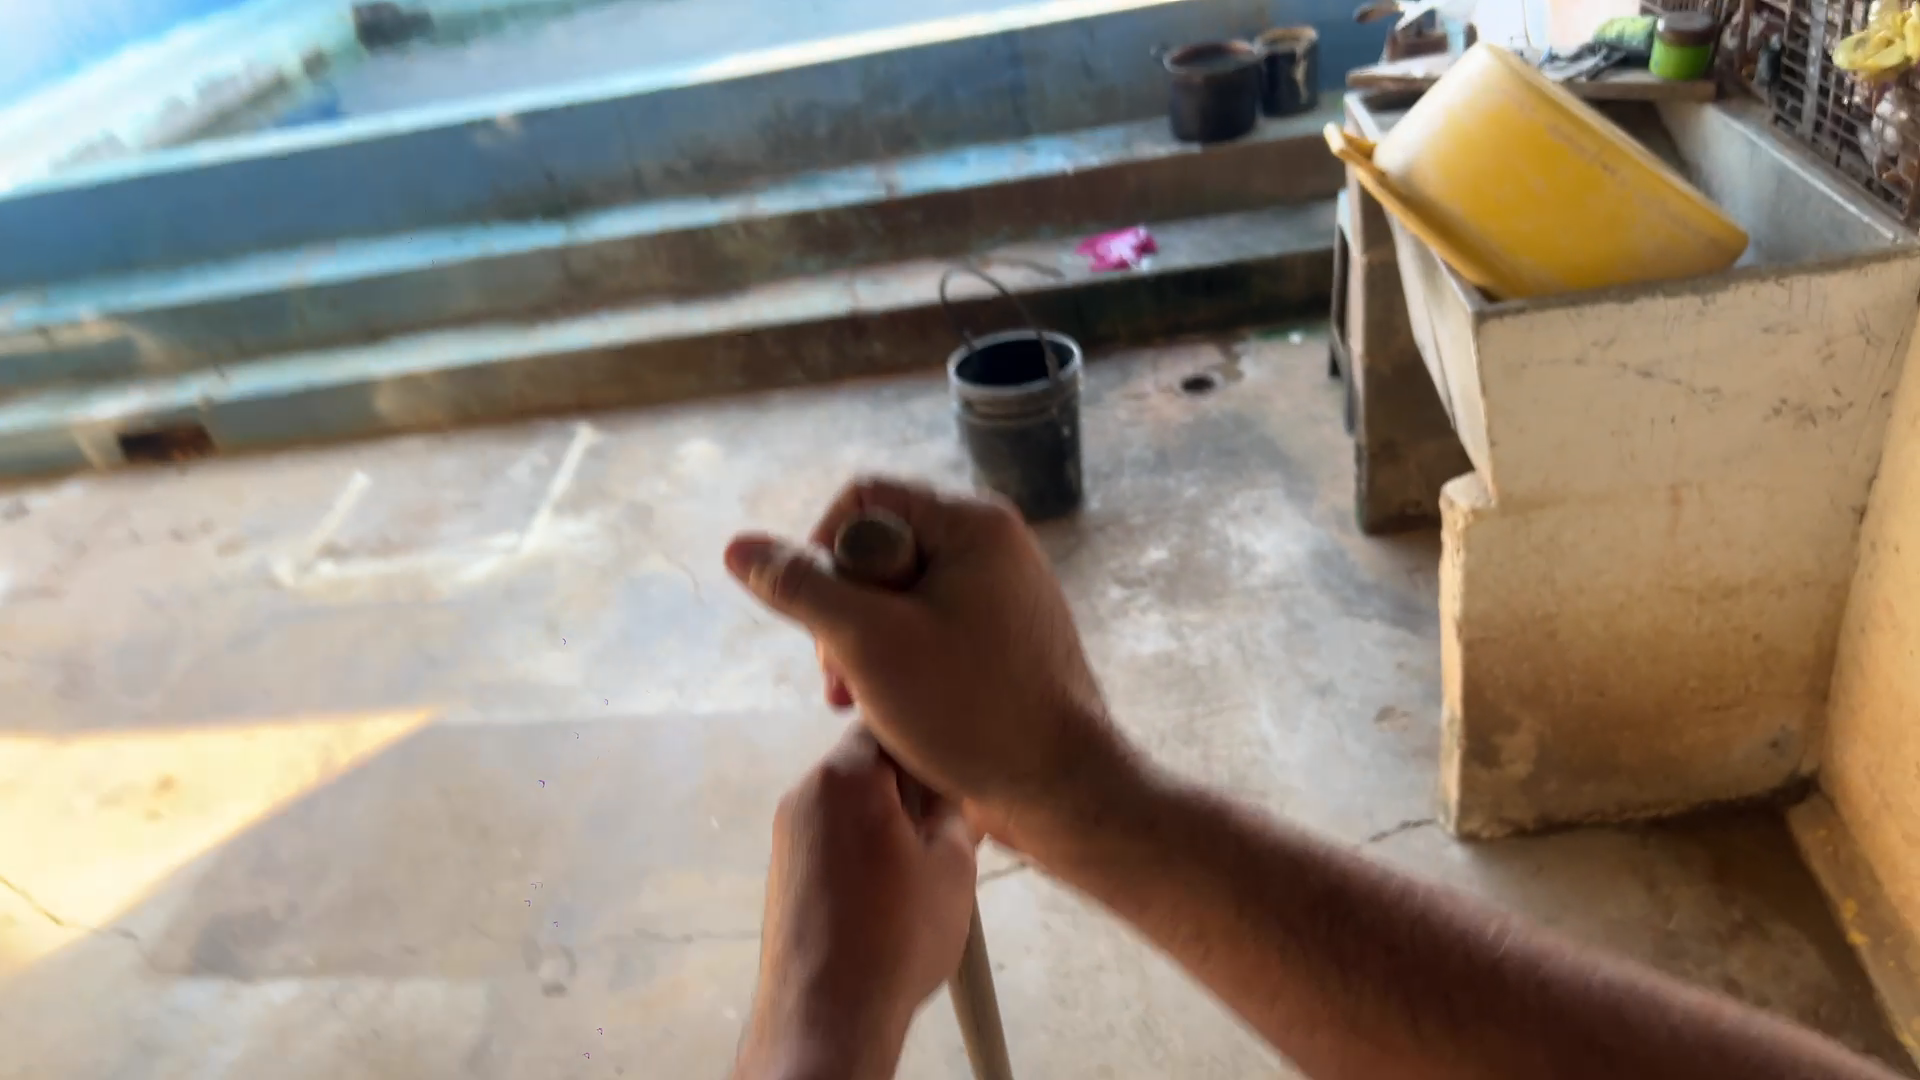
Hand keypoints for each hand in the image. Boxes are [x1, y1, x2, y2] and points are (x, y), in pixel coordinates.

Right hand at [722, 476, 1133, 849]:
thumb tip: (738, 547)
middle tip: (838, 677)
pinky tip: (890, 706)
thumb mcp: (867, 641)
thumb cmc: (969, 707)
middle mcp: (992, 544)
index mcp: (972, 522)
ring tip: (856, 700)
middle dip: (843, 612)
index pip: (864, 499)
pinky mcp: (1002, 634)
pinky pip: (930, 624)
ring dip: (864, 643)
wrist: (1063, 787)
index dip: (821, 551)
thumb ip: (800, 587)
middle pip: (880, 550)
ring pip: (900, 594)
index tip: (818, 618)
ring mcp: (1001, 591)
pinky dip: (900, 658)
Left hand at [734, 727, 977, 1079]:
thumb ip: (957, 808)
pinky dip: (861, 835)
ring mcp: (788, 827)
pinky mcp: (783, 862)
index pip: (890, 722)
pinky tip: (886, 881)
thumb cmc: (896, 939)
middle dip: (909, 779)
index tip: (952, 767)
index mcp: (845, 776)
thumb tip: (957, 789)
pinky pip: (830, 824)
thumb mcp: (953, 864)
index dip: (928, 739)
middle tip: (943, 817)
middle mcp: (807, 789)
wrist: (825, 1020)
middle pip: (868, 755)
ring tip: (917, 857)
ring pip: (850, 791)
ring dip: (886, 809)